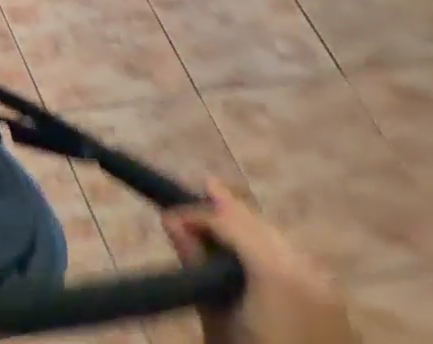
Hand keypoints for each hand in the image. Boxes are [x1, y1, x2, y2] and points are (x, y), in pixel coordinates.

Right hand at [161, 181, 358, 343]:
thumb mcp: (213, 312)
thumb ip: (196, 262)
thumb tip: (170, 219)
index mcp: (275, 272)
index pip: (229, 223)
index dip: (196, 213)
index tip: (166, 216)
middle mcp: (307, 271)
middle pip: (261, 225)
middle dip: (229, 208)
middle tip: (200, 187)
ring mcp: (326, 287)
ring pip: (281, 238)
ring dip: (251, 225)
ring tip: (223, 213)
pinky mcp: (333, 303)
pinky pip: (297, 258)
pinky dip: (271, 246)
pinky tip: (254, 248)